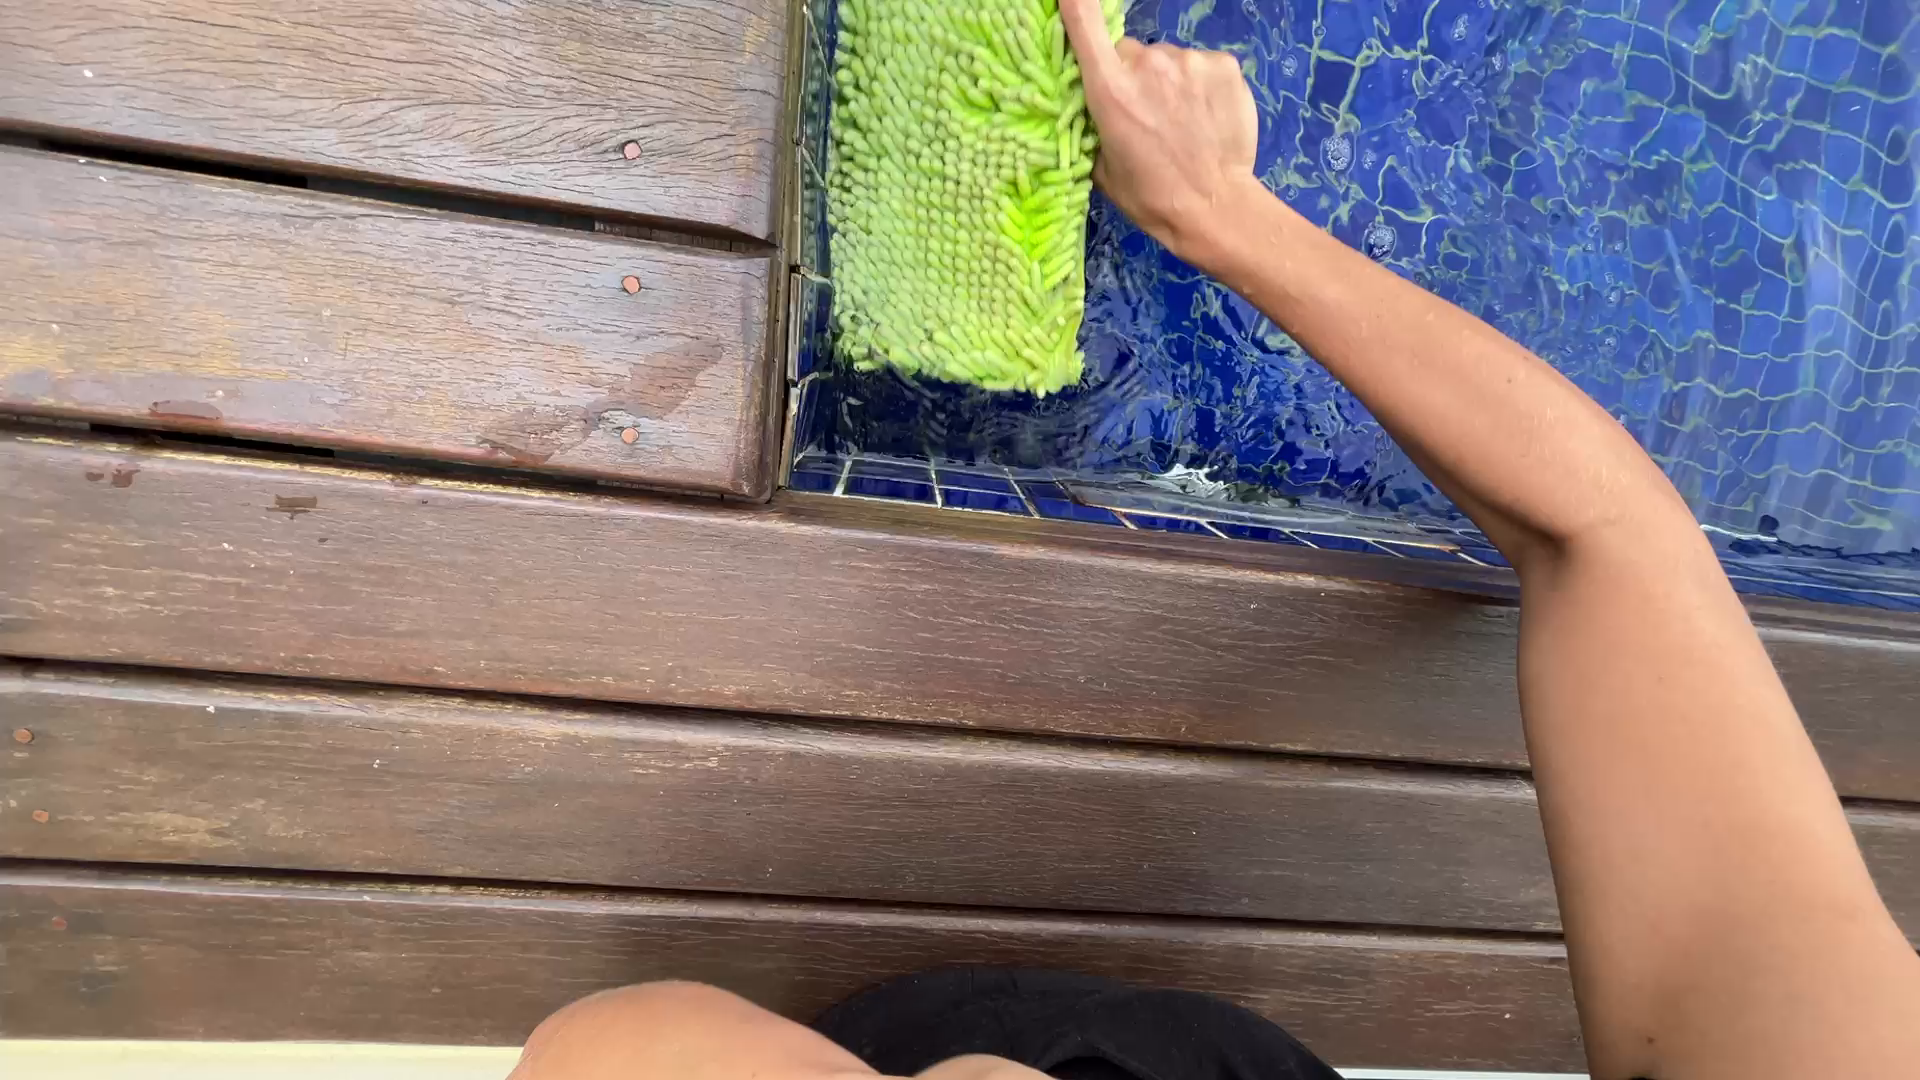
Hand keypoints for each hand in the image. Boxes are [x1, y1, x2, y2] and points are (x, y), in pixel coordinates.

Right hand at [1059, 0, 1262, 267]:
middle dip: (1131, 76)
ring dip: (1168, 84)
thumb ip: (1093, 127)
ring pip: (1167, 61)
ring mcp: (1189, 60)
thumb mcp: (1103, 171)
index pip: (1084, 20)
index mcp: (1111, 90)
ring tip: (1179, 124)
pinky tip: (1203, 118)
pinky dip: (1199, 86)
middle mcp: (1148, 63)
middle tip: (1144, 117)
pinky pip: (1199, 66)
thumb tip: (1089, 106)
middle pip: (1129, 53)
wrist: (1213, 207)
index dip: (1075, 5)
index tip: (1072, 1)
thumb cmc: (1150, 198)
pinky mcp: (1223, 63)